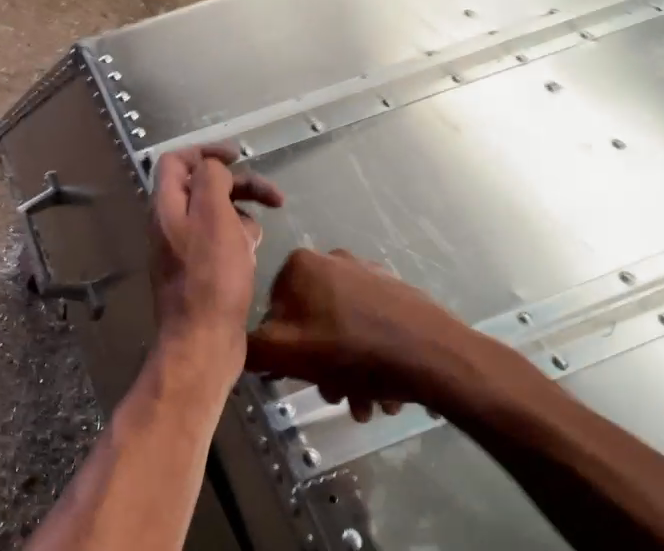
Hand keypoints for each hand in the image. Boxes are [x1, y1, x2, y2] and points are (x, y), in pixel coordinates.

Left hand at [149, 145, 283, 376]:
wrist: (203, 341)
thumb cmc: (211, 276)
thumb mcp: (214, 215)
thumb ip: (211, 180)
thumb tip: (213, 169)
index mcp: (166, 206)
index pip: (176, 161)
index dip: (206, 151)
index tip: (238, 156)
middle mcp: (169, 224)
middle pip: (202, 188)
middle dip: (238, 186)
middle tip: (274, 196)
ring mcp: (182, 251)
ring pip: (215, 216)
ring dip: (241, 216)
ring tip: (260, 233)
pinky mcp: (199, 274)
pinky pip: (220, 244)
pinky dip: (238, 242)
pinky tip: (253, 255)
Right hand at [246, 249, 490, 421]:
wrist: (434, 356)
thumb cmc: (351, 350)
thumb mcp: (285, 353)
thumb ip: (249, 347)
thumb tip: (229, 342)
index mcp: (300, 264)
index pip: (276, 310)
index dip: (287, 349)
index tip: (305, 380)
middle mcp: (332, 258)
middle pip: (314, 321)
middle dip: (324, 366)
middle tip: (339, 399)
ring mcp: (370, 273)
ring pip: (345, 327)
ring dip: (350, 369)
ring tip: (370, 405)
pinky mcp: (400, 292)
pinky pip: (374, 325)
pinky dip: (373, 356)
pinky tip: (386, 390)